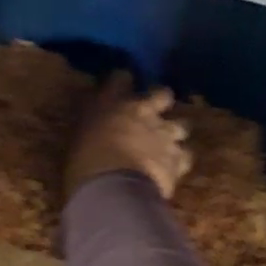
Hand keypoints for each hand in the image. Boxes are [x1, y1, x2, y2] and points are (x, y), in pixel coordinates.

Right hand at [65, 70, 192, 199]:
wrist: (114, 188)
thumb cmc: (85, 164)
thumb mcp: (79, 139)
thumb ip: (92, 128)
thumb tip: (94, 129)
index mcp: (113, 103)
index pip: (120, 77)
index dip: (123, 80)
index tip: (121, 84)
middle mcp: (143, 112)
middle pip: (162, 93)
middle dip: (161, 100)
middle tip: (156, 109)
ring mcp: (165, 134)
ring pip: (182, 125)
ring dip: (175, 132)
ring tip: (170, 142)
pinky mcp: (178, 158)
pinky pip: (186, 155)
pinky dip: (180, 160)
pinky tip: (174, 167)